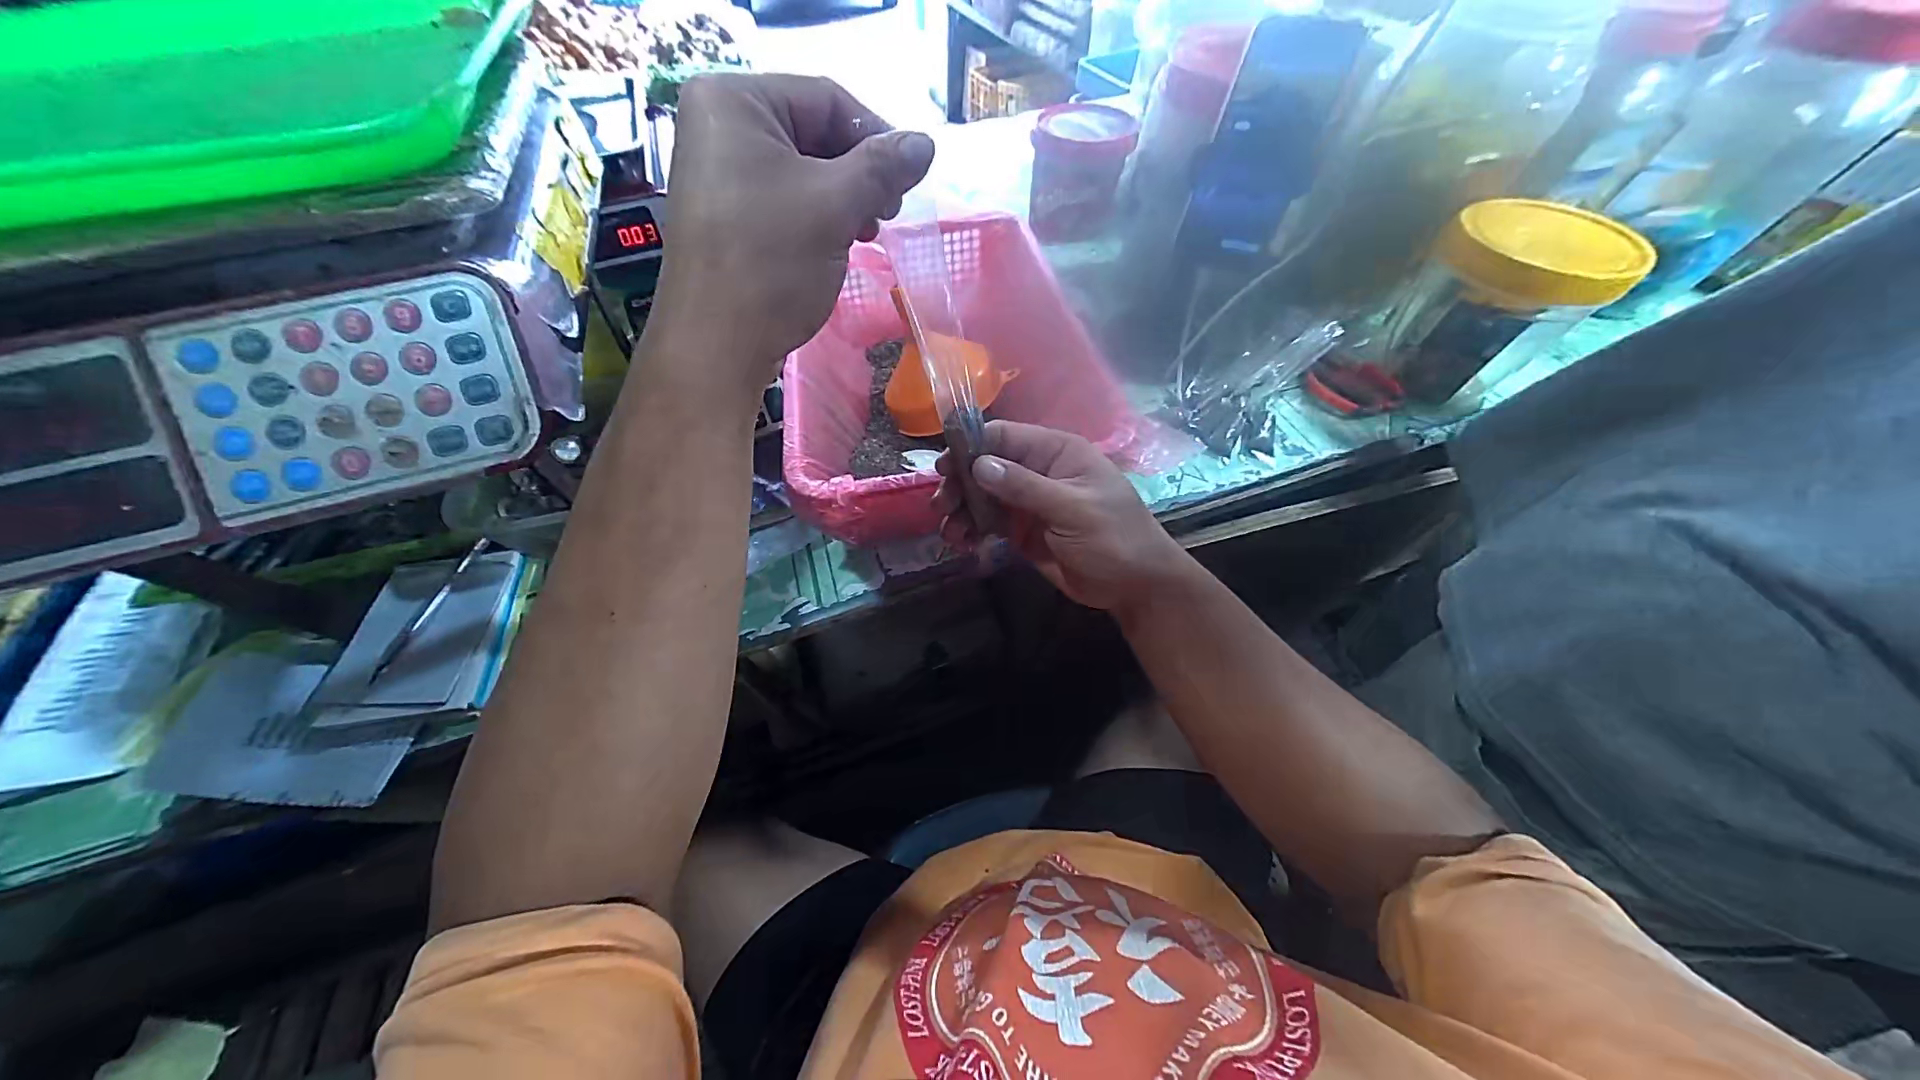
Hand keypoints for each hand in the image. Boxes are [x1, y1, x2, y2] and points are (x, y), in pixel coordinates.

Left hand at [650, 75, 934, 405]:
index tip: (907, 179)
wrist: (717, 343)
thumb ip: (883, 168)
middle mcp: (717, 126)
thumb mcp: (836, 206)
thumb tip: (925, 145)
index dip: (876, 136)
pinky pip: (783, 199)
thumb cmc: (771, 262)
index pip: (826, 99)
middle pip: (813, 133)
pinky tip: (838, 243)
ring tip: (865, 232)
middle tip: (887, 212)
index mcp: (733, 100)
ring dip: (843, 199)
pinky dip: (817, 217)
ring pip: (802, 171)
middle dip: (858, 173)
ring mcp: (717, 173)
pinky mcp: (725, 216)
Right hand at [935, 421, 1194, 612]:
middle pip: (986, 466)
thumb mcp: (1073, 509)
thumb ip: (1026, 487)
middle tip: (942, 506)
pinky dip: (971, 530)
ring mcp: (1028, 502)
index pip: (1004, 436)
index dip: (971, 447)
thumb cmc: (1115, 539)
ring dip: (962, 511)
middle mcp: (1038, 471)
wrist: (1135, 586)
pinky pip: (988, 523)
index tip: (944, 467)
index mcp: (1056, 452)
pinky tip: (961, 543)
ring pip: (982, 496)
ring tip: (950, 532)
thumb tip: (980, 465)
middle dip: (961, 484)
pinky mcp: (1022, 530)